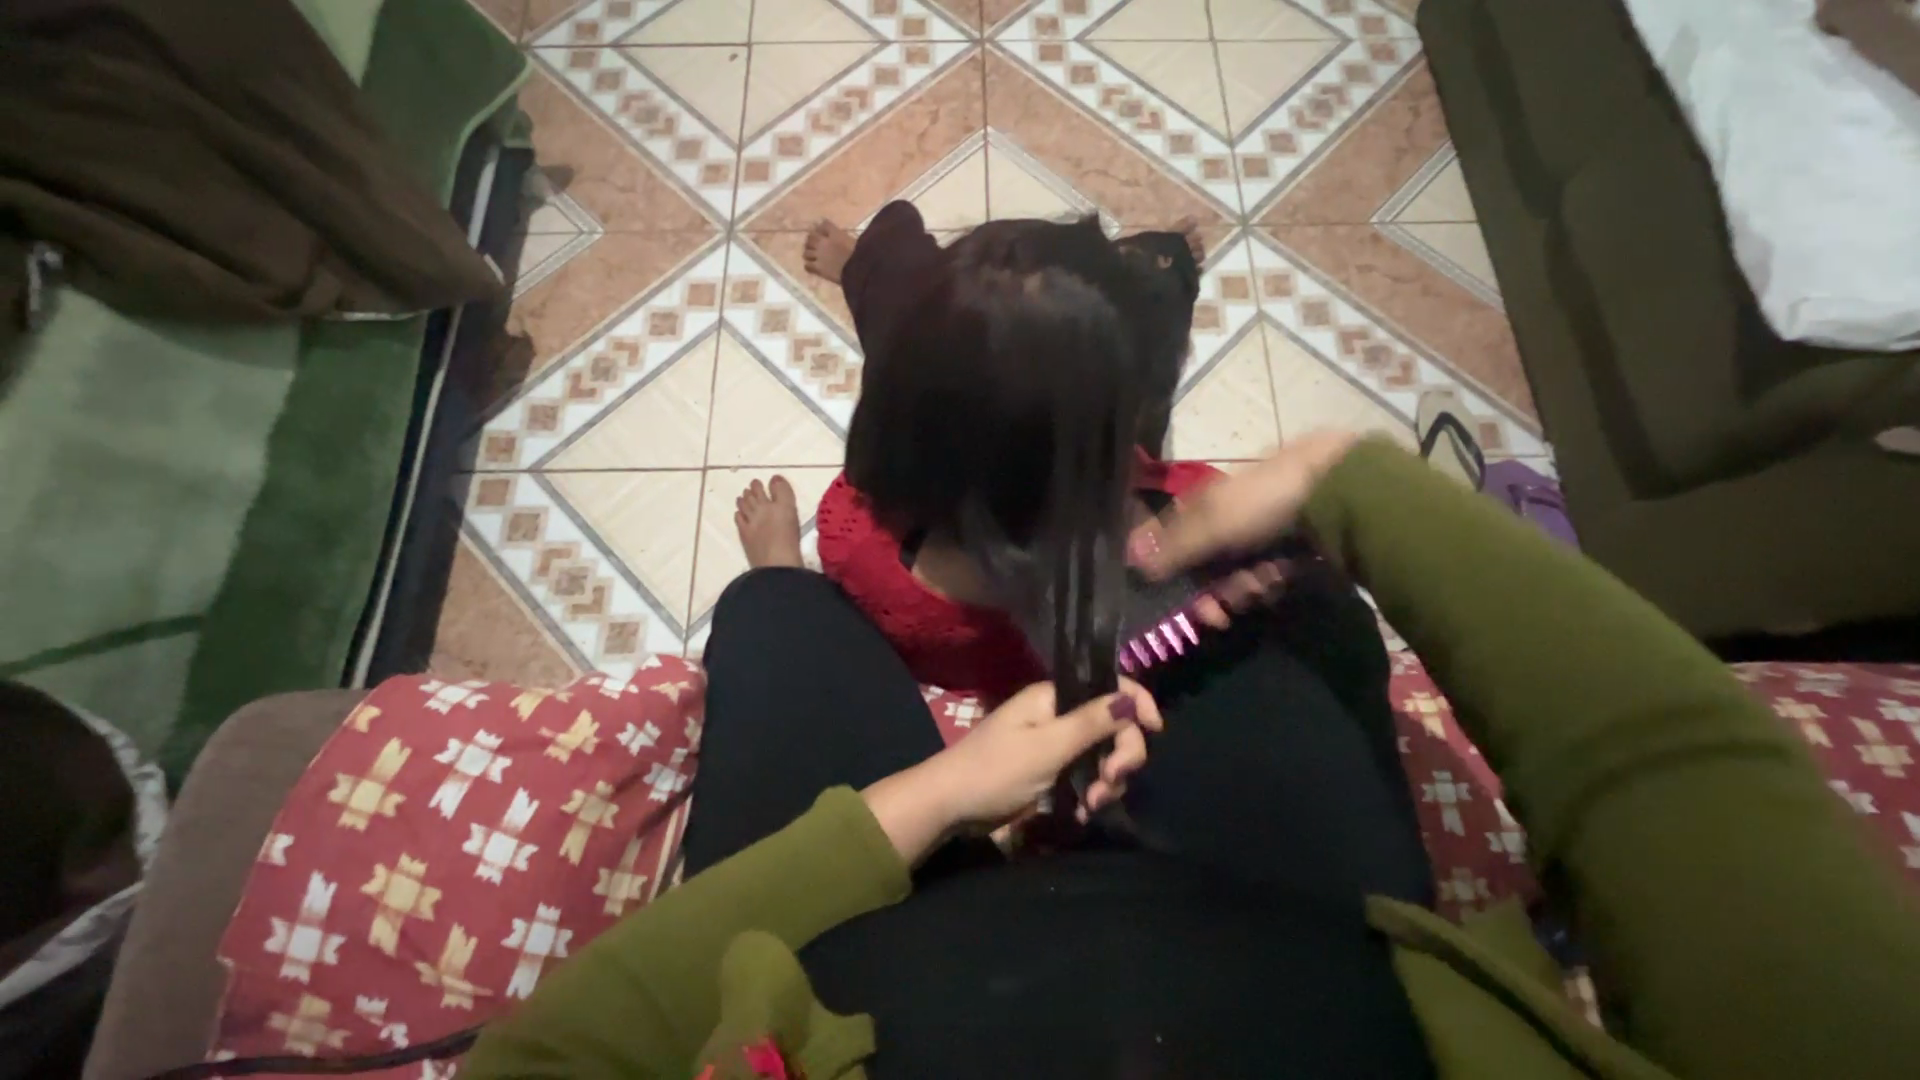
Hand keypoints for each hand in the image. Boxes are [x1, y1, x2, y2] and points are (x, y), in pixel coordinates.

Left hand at [862, 681, 1162, 863]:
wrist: (950, 805)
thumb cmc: (994, 770)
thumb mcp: (1046, 747)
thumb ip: (1090, 723)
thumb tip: (1130, 700)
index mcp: (1054, 696)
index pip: (1108, 686)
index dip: (1136, 703)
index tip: (1156, 730)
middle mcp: (1059, 714)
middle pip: (1113, 724)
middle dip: (1121, 754)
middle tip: (1110, 781)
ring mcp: (1056, 743)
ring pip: (1104, 754)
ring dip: (1107, 780)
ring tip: (1091, 804)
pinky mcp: (1052, 771)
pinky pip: (1087, 775)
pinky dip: (1091, 792)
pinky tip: (1082, 811)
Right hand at [1128, 432, 1356, 627]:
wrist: (1348, 492)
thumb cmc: (1269, 501)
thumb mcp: (1213, 520)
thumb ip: (1171, 543)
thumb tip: (1128, 558)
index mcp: (1205, 499)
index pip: (1172, 540)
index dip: (1168, 572)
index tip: (1174, 602)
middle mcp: (1230, 513)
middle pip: (1205, 564)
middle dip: (1212, 590)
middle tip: (1220, 613)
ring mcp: (1264, 528)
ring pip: (1238, 573)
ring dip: (1243, 588)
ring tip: (1263, 586)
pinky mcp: (1295, 545)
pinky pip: (1269, 573)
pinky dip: (1271, 582)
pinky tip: (1281, 580)